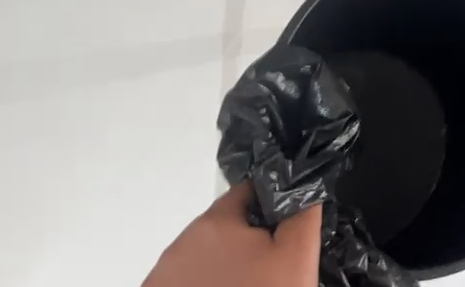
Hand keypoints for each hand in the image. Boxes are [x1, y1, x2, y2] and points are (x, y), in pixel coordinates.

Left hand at [143, 185, 321, 286]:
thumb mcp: (297, 251)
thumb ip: (303, 207)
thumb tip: (302, 186)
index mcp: (213, 221)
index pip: (250, 190)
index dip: (275, 204)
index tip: (287, 230)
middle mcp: (178, 247)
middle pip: (226, 226)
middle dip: (249, 240)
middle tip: (271, 267)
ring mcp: (161, 281)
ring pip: (206, 258)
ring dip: (226, 267)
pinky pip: (190, 283)